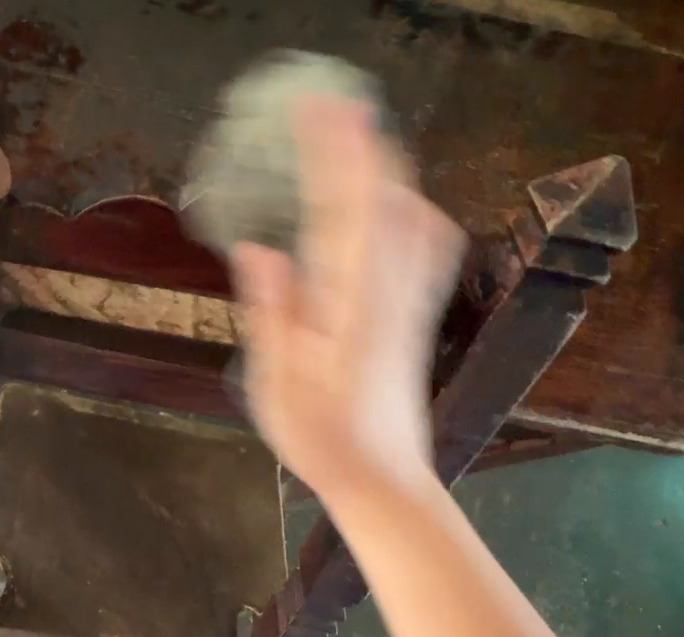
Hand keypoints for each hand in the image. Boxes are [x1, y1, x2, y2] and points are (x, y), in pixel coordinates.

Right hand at [230, 99, 466, 498]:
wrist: (383, 481)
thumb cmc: (323, 441)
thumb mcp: (277, 383)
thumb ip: (272, 313)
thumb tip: (258, 248)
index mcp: (353, 306)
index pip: (347, 211)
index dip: (334, 153)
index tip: (315, 107)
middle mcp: (392, 294)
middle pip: (392, 200)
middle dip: (363, 148)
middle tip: (328, 114)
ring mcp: (412, 304)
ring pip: (415, 218)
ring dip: (387, 173)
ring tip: (354, 148)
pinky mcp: (418, 317)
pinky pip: (425, 246)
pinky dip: (407, 210)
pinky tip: (389, 210)